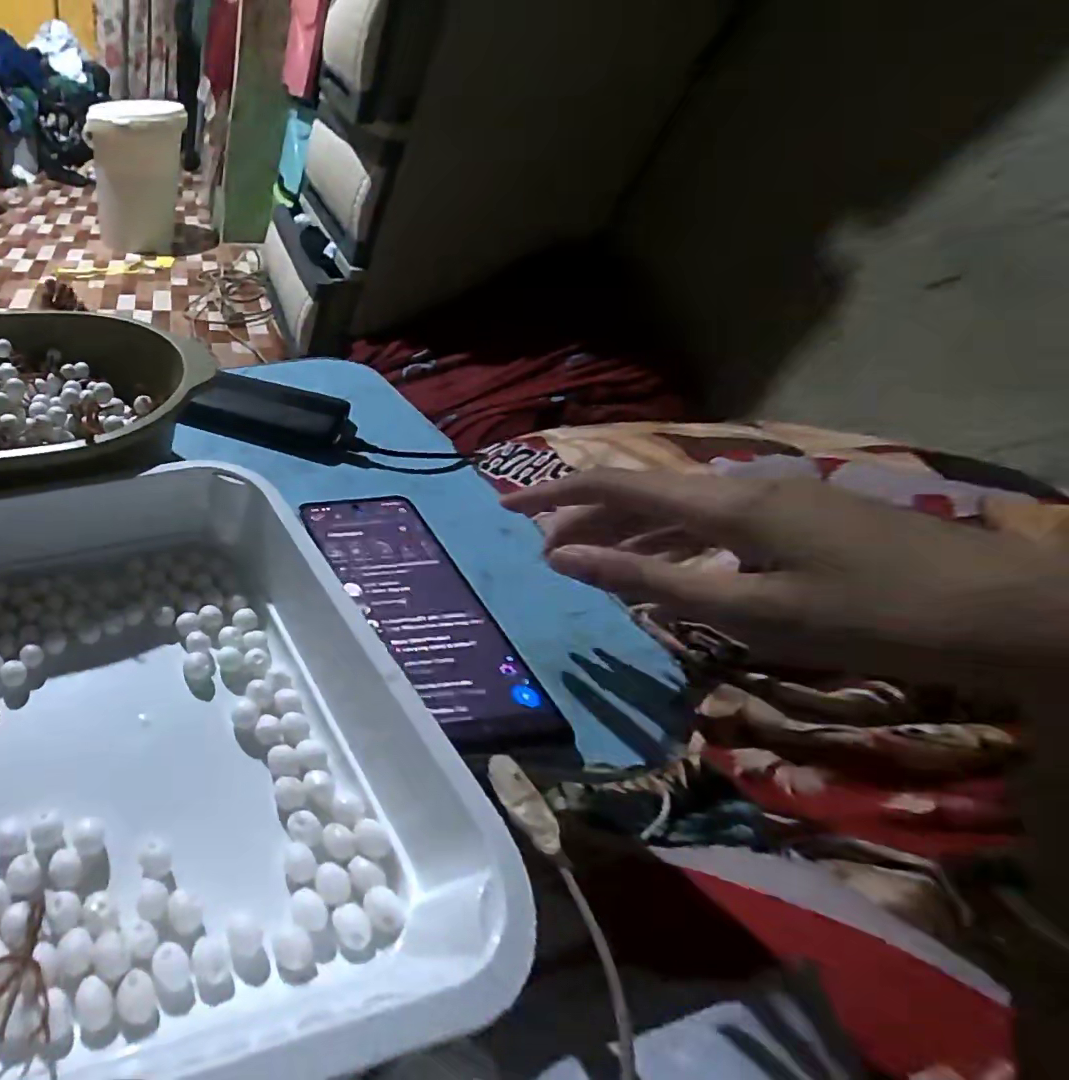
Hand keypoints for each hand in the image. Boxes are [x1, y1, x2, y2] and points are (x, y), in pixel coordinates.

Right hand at [500, 468, 1068, 687]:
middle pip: (638, 492)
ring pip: (671, 505)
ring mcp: (774, 498)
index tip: (502, 506)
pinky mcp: (798, 516)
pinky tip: (660, 564)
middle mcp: (742, 486)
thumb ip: (644, 579)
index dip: (551, 493)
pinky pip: (706, 519)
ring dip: (622, 529)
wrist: (1023, 617)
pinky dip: (665, 538)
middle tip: (544, 554)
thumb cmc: (872, 617)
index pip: (612, 484)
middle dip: (582, 517)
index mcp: (725, 503)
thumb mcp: (745, 609)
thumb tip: (560, 558)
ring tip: (587, 562)